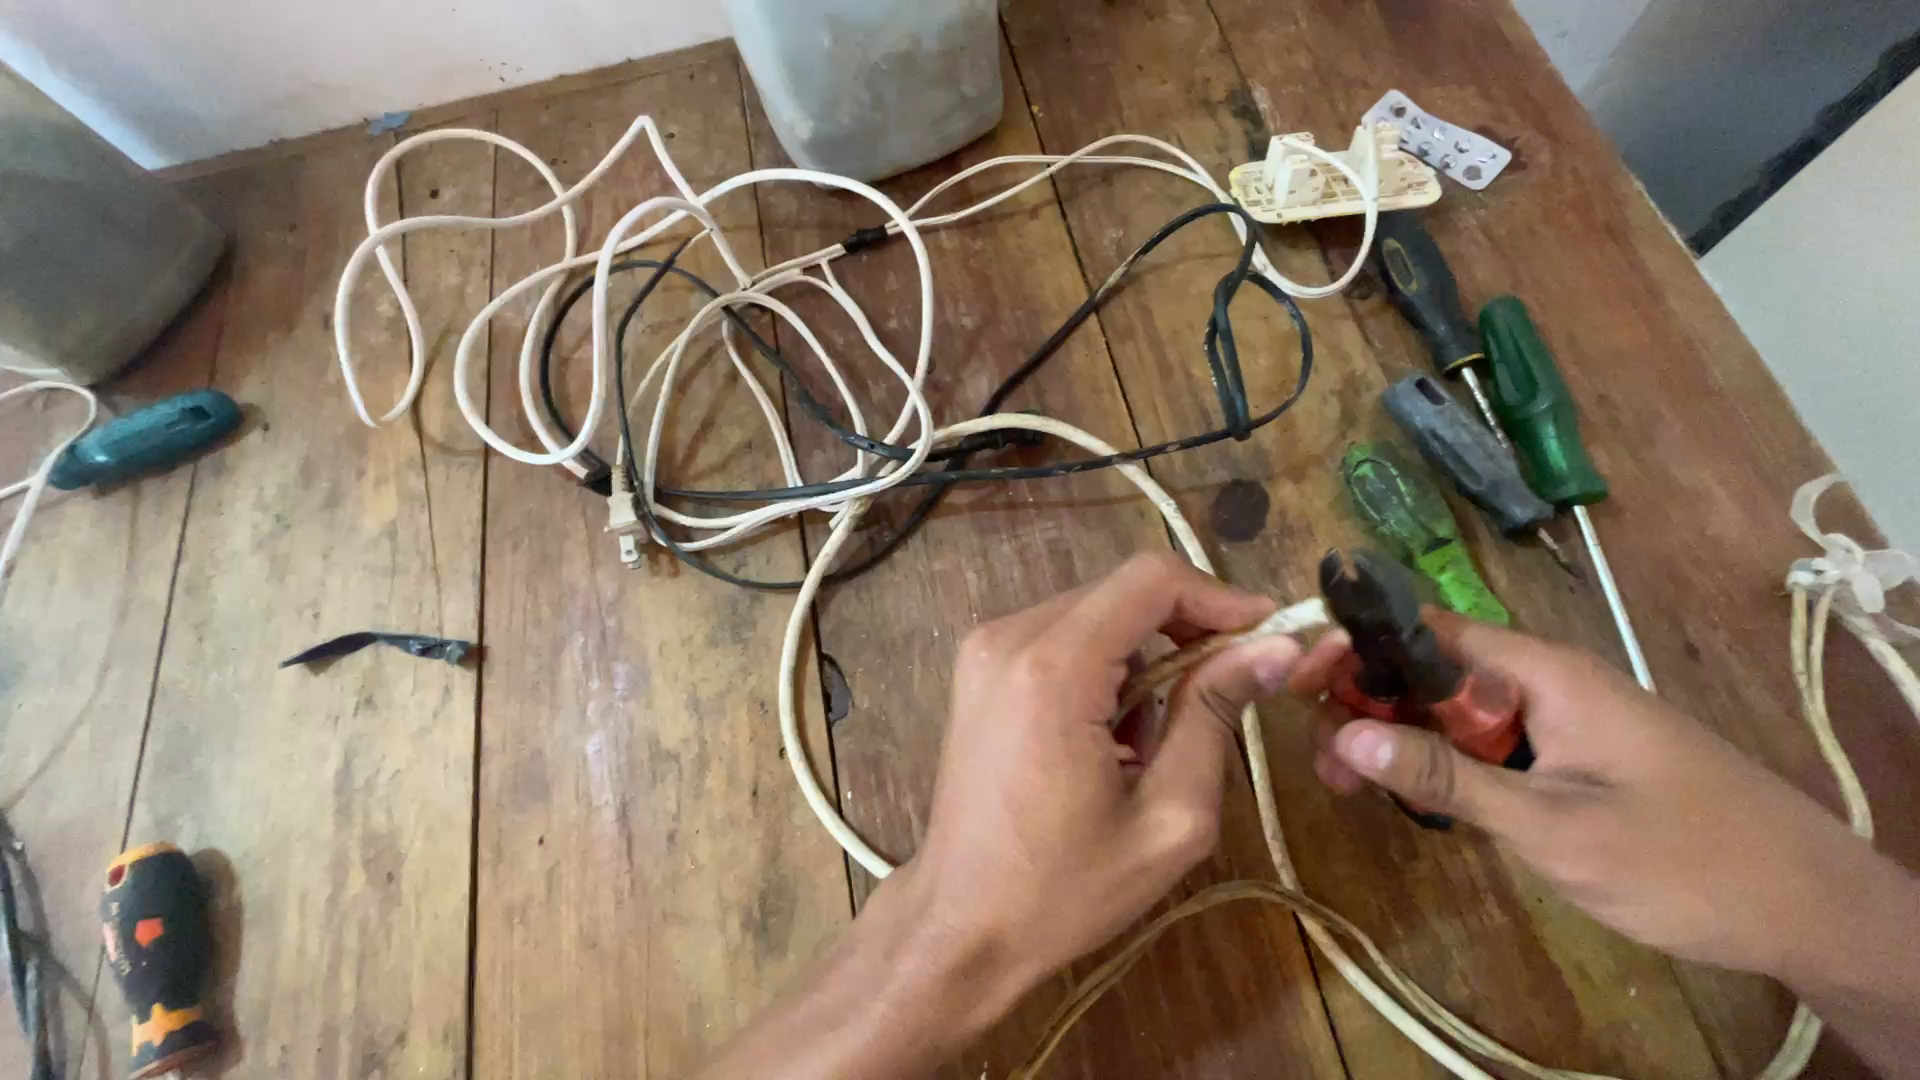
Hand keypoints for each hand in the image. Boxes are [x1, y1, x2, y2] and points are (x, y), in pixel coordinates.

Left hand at [881, 553, 1302, 1018]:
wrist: (962, 920)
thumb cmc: (1065, 888)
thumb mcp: (1169, 816)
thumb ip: (1216, 715)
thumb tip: (1274, 648)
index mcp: (1053, 669)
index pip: (1149, 579)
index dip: (1215, 595)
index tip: (1263, 634)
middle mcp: (1008, 637)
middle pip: (1120, 592)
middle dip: (1183, 629)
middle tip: (1223, 691)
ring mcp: (984, 648)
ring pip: (1093, 612)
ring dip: (1140, 657)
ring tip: (1147, 740)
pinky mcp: (977, 666)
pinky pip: (1059, 636)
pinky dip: (1099, 666)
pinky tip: (1104, 734)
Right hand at [1290, 610, 1902, 978]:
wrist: (1819, 916)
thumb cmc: (1687, 860)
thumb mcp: (1553, 825)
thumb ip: (1444, 776)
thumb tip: (1344, 734)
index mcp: (1539, 671)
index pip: (1422, 631)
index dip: (1353, 646)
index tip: (1297, 681)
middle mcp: (1537, 680)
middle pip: (1424, 670)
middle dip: (1361, 701)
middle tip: (1316, 751)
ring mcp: (1549, 718)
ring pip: (1445, 709)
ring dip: (1391, 736)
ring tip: (1344, 779)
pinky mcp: (1557, 753)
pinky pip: (1475, 741)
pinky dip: (1430, 760)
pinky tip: (1400, 789)